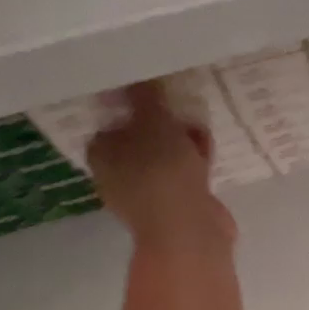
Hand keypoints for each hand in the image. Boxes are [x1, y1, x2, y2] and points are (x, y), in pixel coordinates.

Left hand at [88, 81, 236, 253]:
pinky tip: (208, 149)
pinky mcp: (177, 209)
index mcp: (101, 154)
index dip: (131, 106)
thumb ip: (147, 96)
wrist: (190, 232)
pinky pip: (185, 177)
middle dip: (161, 125)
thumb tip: (141, 77)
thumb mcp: (153, 119)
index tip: (152, 93)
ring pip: (165, 159)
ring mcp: (149, 197)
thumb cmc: (161, 171)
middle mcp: (118, 177)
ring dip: (182, 144)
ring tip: (198, 124)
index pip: (111, 121)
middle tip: (178, 107)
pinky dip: (195, 163)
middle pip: (139, 141)